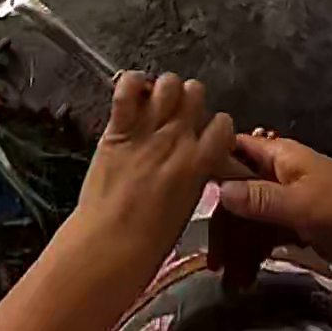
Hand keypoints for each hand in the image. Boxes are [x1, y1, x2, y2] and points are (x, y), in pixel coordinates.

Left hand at [68, 71, 234, 267]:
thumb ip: (196, 172)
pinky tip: (132, 93)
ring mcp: (148, 130)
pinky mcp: (119, 127)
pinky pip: (128, 87)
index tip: (204, 132)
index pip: (223, 123)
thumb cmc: (149, 242)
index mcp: (199, 163)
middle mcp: (177, 139)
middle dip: (188, 98)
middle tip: (176, 114)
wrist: (108, 249)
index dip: (215, 124)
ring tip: (153, 103)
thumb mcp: (188, 205)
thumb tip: (200, 155)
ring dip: (163, 88)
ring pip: (168, 82)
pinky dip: (131, 82)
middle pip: (196, 91)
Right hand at [214, 132, 331, 280]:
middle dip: (225, 224)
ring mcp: (290, 200)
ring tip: (232, 281)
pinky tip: (247, 275)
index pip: (234, 150)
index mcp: (279, 154)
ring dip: (239, 245)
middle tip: (215, 262)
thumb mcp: (300, 203)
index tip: (191, 195)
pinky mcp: (300, 224)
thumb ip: (259, 197)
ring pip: (251, 217)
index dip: (212, 167)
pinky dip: (255, 252)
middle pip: (239, 191)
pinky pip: (267, 234)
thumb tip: (219, 189)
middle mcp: (280, 172)